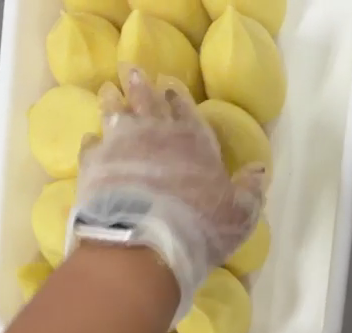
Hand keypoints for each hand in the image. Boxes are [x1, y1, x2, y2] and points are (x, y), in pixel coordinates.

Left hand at [71, 66, 268, 320]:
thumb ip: (250, 191)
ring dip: (112, 100)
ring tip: (107, 90)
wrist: (144, 244)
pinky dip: (93, 141)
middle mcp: (156, 134)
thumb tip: (259, 169)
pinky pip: (92, 145)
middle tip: (131, 70)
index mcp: (194, 141)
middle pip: (146, 100)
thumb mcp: (239, 216)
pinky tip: (92, 139)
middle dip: (140, 84)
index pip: (185, 110)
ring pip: (115, 113)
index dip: (177, 98)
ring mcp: (121, 145)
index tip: (168, 86)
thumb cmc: (200, 229)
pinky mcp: (94, 164)